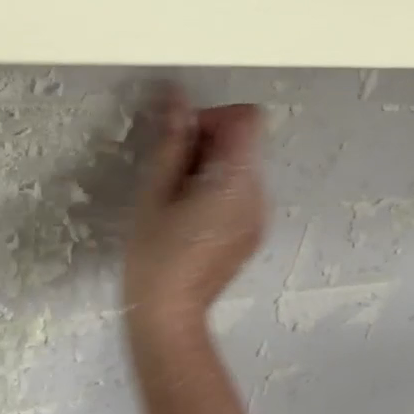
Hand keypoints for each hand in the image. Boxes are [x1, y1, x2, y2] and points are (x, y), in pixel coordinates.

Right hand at [124, 85, 266, 331]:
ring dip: (211, 164)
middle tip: (171, 170)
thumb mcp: (154, 192)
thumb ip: (172, 141)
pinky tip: (190, 214)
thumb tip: (176, 97)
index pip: (248, 117)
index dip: (214, 116)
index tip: (181, 139)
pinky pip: (242, 189)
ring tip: (177, 195)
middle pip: (246, 140)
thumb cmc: (153, 255)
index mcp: (236, 181)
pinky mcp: (254, 231)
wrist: (168, 317)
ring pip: (243, 164)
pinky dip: (219, 187)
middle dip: (208, 141)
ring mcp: (260, 215)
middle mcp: (259, 194)